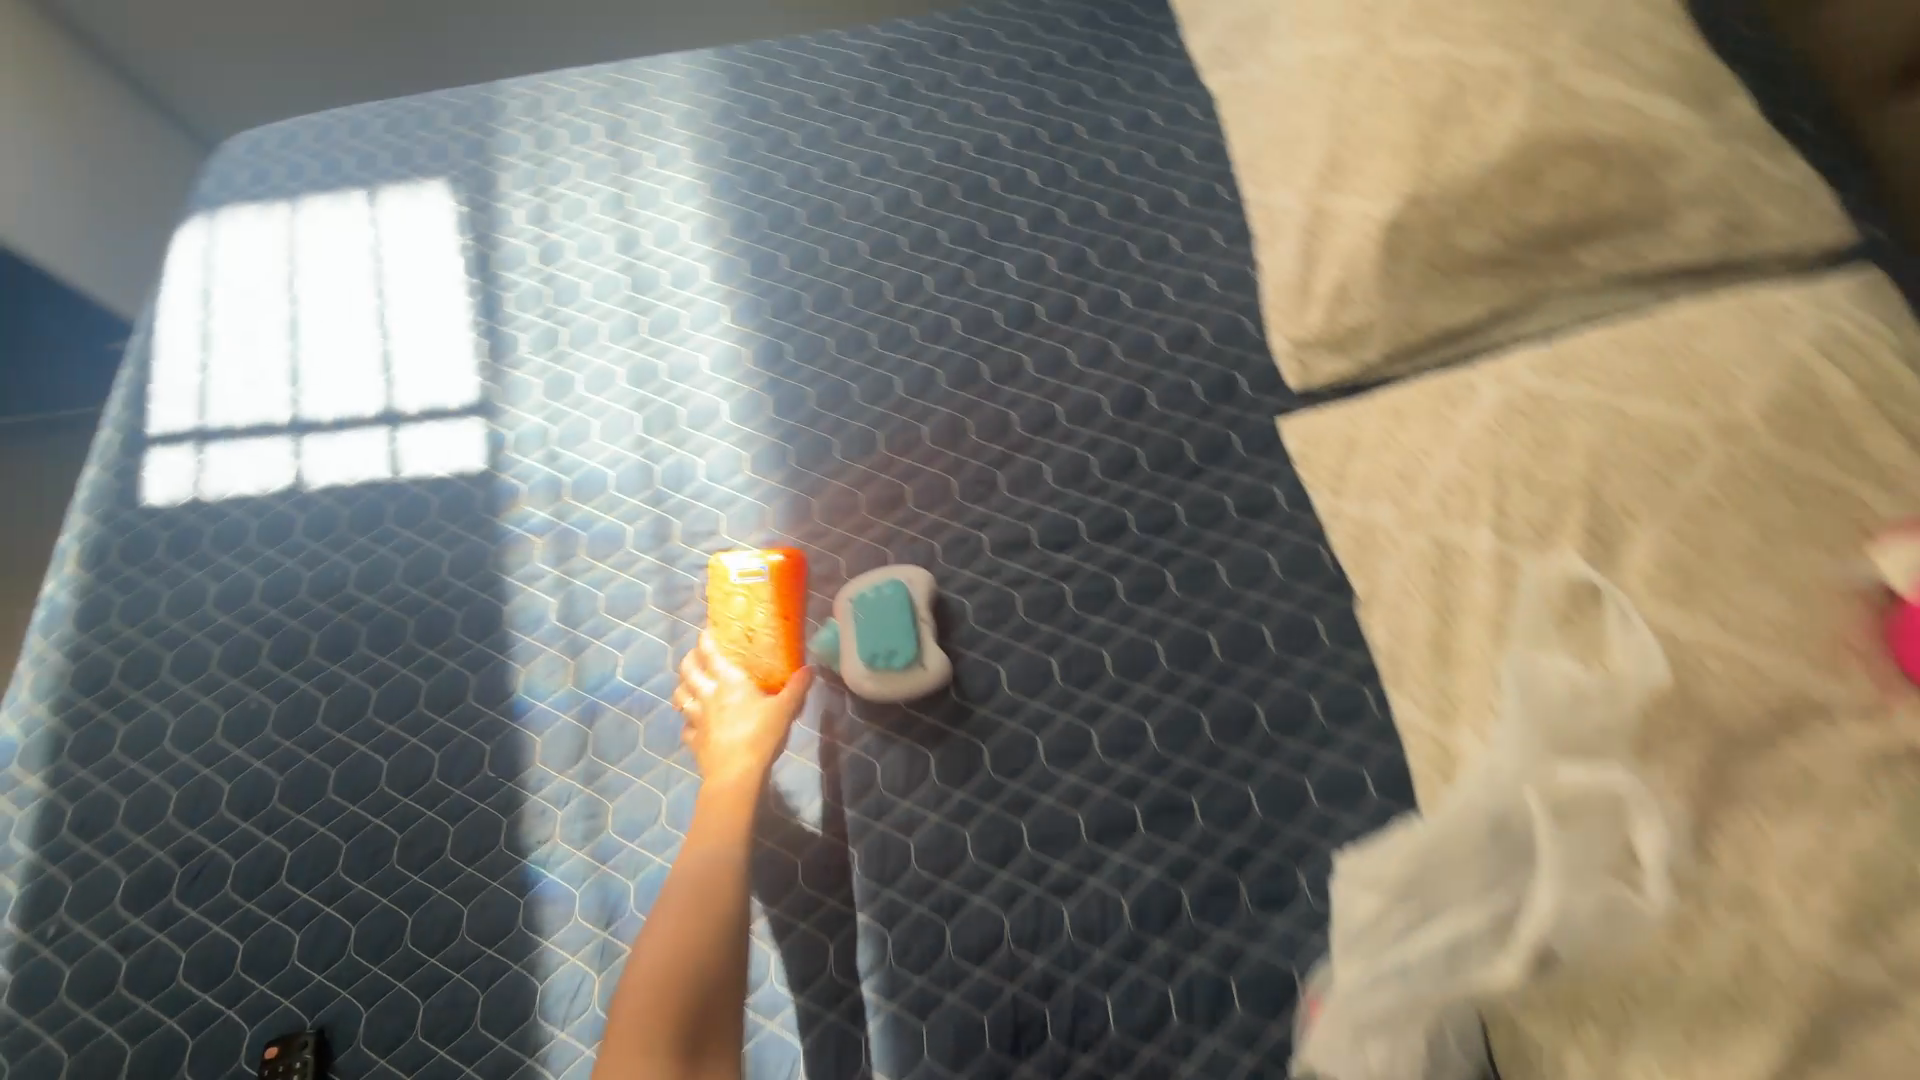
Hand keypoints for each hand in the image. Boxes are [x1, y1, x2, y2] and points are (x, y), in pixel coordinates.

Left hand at [671, 632, 813, 787]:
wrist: (736, 774)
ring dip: (682, 688)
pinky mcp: (694, 741)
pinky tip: (695, 724)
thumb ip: (797, 687)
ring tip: (689, 686)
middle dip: (689, 659)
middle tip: (695, 656)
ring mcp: (697, 719)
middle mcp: (708, 695)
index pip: (710, 654)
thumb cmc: (761, 735)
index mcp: (729, 682)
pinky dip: (688, 723)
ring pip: (680, 697)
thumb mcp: (785, 709)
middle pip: (688, 671)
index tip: (706, 631)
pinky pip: (686, 728)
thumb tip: (811, 668)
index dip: (705, 640)